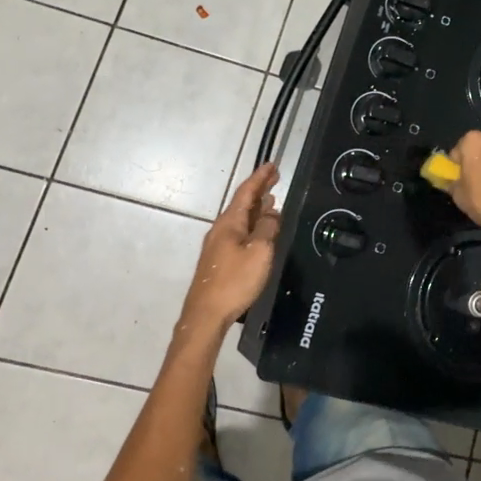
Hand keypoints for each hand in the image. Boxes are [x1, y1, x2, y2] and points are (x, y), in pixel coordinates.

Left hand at [180, 164, 281, 330]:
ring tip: (271, 200)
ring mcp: (218, 245)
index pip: (246, 192)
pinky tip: (259, 230)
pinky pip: (238, 232)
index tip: (272, 165)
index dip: (260, 178)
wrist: (206, 315)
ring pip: (240, 218)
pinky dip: (252, 224)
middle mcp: (221, 229)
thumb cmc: (234, 281)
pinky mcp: (219, 260)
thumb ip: (267, 229)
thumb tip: (272, 213)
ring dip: (256, 208)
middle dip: (258, 190)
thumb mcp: (259, 252)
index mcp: (230, 223)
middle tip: (275, 178)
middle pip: (241, 203)